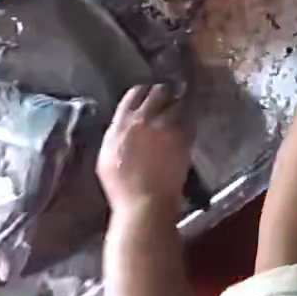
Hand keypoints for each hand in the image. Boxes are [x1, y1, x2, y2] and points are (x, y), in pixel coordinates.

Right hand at [97, 84, 192, 214]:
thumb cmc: (121, 186)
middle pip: (158, 92)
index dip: (143, 91)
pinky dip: (188, 120)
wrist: (145, 204)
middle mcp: (145, 119)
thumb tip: (123, 121)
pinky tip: (187, 124)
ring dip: (178, 104)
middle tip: (168, 94)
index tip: (148, 92)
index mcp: (123, 124)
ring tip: (180, 107)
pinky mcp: (183, 136)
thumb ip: (116, 133)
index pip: (134, 94)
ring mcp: (166, 126)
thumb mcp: (107, 156)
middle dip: (164, 91)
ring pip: (176, 103)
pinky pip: (189, 119)